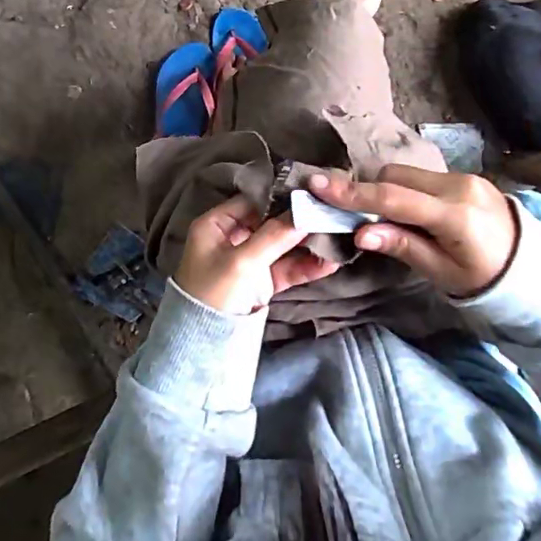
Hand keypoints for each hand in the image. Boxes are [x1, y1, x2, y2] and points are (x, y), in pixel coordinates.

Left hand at [173, 195, 341, 314]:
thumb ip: (274, 235)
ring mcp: (248, 261)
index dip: (281, 197)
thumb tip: (305, 211)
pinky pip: (287, 268)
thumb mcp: (242, 262)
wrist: (202, 347)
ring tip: (338, 237)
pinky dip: (307, 266)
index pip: (254, 201)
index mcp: (217, 224)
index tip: (312, 194)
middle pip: (271, 222)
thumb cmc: (214, 294)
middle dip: (301, 221)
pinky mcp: (261, 282)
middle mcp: (232, 238)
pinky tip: (330, 262)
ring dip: (308, 244)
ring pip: (283, 246)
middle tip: (331, 214)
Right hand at [305, 165, 516, 297]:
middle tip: (357, 217)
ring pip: (408, 173)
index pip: (393, 199)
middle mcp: (459, 186)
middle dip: (370, 192)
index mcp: (454, 215)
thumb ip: (401, 245)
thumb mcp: (440, 271)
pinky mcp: (468, 176)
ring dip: (390, 191)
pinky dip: (409, 191)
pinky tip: (413, 214)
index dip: (353, 193)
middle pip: (396, 177)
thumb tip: (360, 231)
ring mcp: (465, 177)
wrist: (530, 268)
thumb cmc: (482, 279)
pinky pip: (425, 177)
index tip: (318, 184)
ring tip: (390, 221)